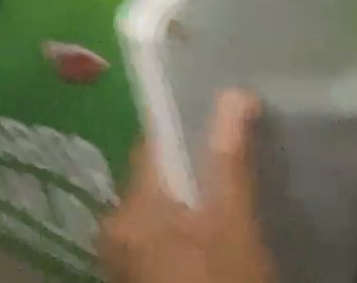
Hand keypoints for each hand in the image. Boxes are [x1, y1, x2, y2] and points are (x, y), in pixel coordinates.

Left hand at [102, 91, 274, 282]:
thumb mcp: (233, 224)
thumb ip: (229, 158)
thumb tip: (234, 92)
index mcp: (130, 211)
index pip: (156, 141)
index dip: (191, 117)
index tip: (225, 102)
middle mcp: (118, 230)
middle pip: (161, 168)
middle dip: (198, 151)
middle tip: (238, 135)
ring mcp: (128, 258)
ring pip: (167, 197)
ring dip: (198, 182)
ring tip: (235, 168)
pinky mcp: (144, 274)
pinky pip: (167, 225)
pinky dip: (191, 213)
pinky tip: (220, 214)